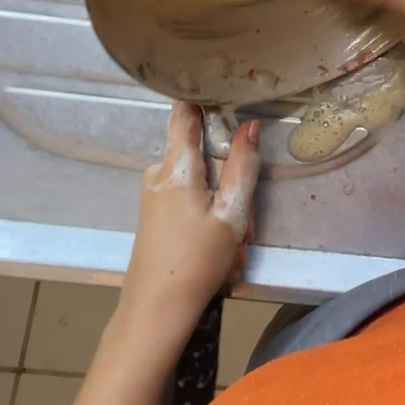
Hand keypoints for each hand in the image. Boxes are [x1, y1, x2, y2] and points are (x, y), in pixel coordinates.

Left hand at [119, 103, 261, 335]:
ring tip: (233, 245)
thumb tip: (251, 125)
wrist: (154, 313)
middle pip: (202, 155)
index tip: (227, 92)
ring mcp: (154, 196)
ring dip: (223, 209)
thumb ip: (243, 167)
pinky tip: (219, 254)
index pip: (185, 113)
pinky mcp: (154, 216)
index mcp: (176, 167)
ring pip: (200, 184)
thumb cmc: (195, 260)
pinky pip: (190, 203)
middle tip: (244, 222)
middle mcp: (159, 174)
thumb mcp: (231, 214)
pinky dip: (209, 221)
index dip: (204, 98)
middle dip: (230, 181)